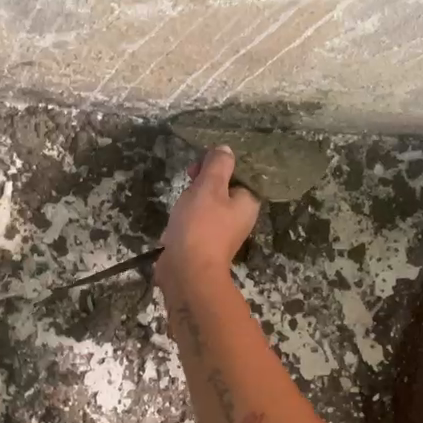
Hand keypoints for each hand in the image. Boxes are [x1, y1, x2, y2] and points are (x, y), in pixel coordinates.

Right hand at [158, 145, 260, 282]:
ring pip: (207, 206)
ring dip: (191, 200)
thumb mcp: (209, 186)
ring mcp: (222, 233)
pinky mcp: (204, 245)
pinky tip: (174, 222)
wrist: (187, 272)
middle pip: (223, 189)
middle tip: (188, 178)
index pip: (240, 173)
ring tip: (179, 200)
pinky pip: (196, 224)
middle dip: (202, 181)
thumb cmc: (201, 225)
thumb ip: (218, 165)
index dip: (220, 164)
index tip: (201, 163)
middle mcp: (239, 218)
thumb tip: (226, 150)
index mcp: (248, 202)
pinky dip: (185, 219)